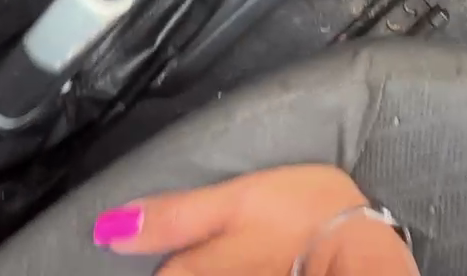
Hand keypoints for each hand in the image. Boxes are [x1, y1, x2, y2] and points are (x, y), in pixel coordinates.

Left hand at [91, 165, 417, 274]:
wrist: (359, 249)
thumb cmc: (298, 214)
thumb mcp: (237, 198)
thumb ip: (174, 216)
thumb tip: (107, 228)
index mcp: (189, 273)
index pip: (155, 271)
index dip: (154, 251)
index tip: (158, 238)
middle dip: (182, 262)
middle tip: (214, 238)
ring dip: (205, 263)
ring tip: (236, 246)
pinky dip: (231, 266)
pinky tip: (262, 257)